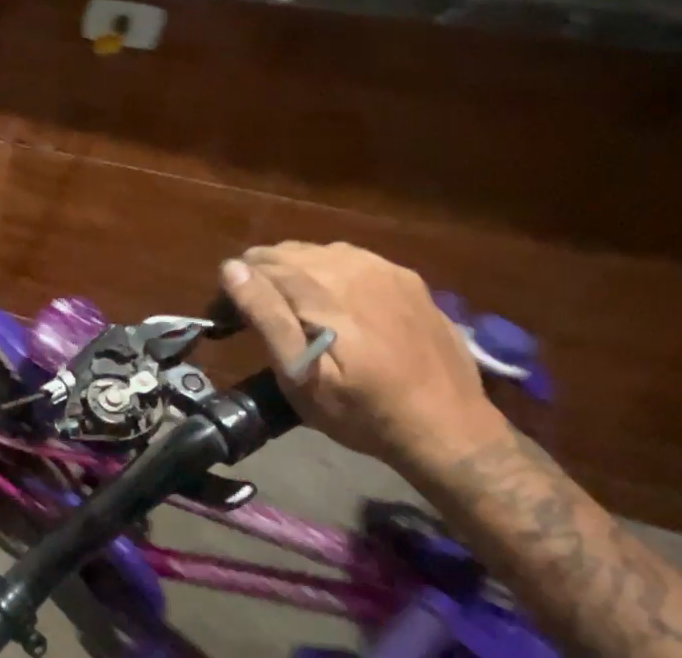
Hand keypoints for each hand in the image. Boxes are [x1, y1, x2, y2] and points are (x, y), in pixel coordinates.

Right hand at [219, 242, 508, 474]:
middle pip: (286, 252)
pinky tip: (336, 304)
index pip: (260, 263)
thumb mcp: (301, 377)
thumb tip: (232, 269)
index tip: (230, 315)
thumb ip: (266, 317)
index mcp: (326, 293)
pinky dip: (330, 273)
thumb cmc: (363, 412)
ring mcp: (386, 269)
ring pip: (316, 251)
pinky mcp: (407, 278)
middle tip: (261, 316)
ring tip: (296, 310)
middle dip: (264, 277)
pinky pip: (350, 259)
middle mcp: (355, 267)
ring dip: (295, 273)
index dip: (236, 285)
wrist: (451, 431)